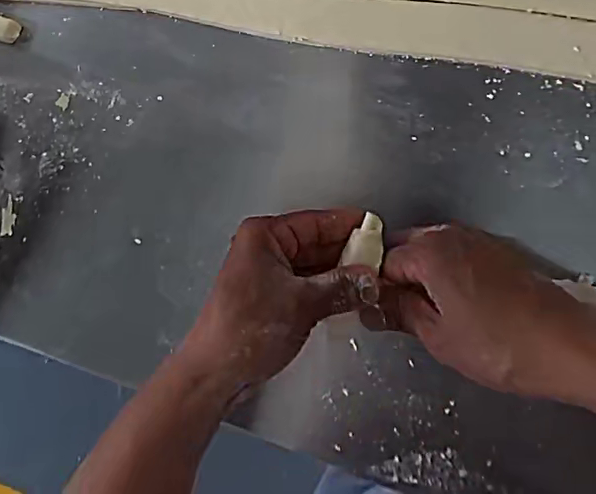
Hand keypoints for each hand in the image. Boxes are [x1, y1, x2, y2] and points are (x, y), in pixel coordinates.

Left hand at [173, 209, 381, 402]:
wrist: (214, 373)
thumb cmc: (249, 328)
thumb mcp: (301, 303)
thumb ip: (340, 286)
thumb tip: (371, 278)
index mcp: (264, 235)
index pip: (314, 222)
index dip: (346, 224)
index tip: (375, 226)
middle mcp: (265, 247)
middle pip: (315, 243)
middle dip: (347, 251)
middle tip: (381, 258)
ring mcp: (268, 272)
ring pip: (313, 265)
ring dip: (339, 273)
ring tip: (372, 277)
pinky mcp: (272, 296)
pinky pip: (307, 283)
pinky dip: (327, 288)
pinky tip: (351, 294)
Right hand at [375, 223, 595, 401]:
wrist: (565, 342)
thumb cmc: (500, 345)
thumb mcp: (440, 338)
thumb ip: (401, 313)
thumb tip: (376, 304)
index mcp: (429, 250)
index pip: (384, 260)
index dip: (378, 287)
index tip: (381, 313)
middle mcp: (449, 234)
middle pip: (407, 247)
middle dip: (399, 276)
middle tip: (404, 315)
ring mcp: (475, 238)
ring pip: (432, 249)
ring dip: (424, 274)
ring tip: (433, 314)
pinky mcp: (495, 249)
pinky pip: (456, 253)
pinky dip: (448, 272)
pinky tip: (461, 305)